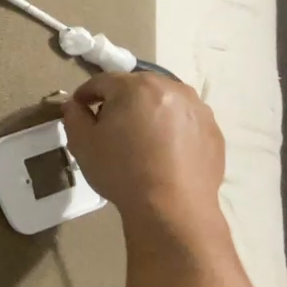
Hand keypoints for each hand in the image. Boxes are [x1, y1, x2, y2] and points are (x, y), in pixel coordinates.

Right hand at [60, 72, 225, 235]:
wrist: (172, 205)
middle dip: (119, 100)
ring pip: (163, 101)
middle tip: (107, 124)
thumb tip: (74, 105)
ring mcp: (198, 108)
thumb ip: (74, 117)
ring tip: (137, 138)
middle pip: (136, 86)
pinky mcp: (212, 129)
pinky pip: (183, 119)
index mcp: (135, 88)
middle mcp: (171, 89)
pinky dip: (169, 127)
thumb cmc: (120, 170)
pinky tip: (160, 151)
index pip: (102, 81)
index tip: (78, 109)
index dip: (85, 93)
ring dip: (146, 111)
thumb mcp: (83, 144)